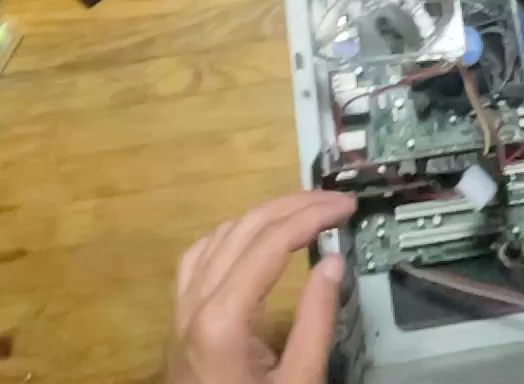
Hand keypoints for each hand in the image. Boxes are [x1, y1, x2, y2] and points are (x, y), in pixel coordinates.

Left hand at [168, 191, 355, 383]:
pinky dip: (232, 234)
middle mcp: (194, 303)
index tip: (346, 206)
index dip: (312, 215)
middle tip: (335, 202)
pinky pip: (199, 256)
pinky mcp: (176, 319)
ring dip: (265, 214)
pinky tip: (254, 237)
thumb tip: (332, 260)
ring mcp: (179, 309)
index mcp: (222, 320)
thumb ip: (315, 321)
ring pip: (221, 234)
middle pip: (246, 227)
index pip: (271, 242)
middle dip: (294, 206)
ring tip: (305, 212)